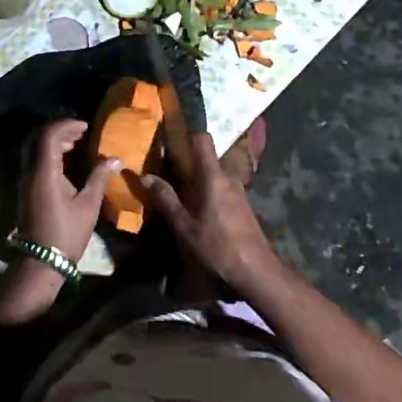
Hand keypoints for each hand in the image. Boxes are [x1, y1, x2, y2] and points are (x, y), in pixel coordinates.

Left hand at [19, 119, 119, 261]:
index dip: (67, 125)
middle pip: (37, 137)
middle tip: (80, 132)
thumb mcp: (88, 205)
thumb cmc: (66, 233)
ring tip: (76, 143)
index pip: (49, 135)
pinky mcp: (26, 189)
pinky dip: (48, 152)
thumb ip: (99, 177)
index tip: (86, 127)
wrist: (41, 262)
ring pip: (34, 148)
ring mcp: (25, 180)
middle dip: (58, 130)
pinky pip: (34, 160)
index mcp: (44, 172)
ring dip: (53, 141)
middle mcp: (30, 171)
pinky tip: (66, 160)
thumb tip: (116, 158)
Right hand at [144, 131, 280, 288]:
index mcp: (213, 176)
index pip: (203, 140)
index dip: (188, 131)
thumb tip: (146, 176)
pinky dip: (209, 186)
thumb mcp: (185, 226)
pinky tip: (198, 203)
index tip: (172, 130)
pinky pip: (222, 185)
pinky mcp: (242, 204)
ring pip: (216, 171)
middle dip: (190, 156)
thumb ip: (166, 199)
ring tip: (179, 183)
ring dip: (200, 174)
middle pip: (209, 155)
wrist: (255, 270)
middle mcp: (228, 176)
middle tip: (169, 162)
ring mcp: (238, 190)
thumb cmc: (217, 246)